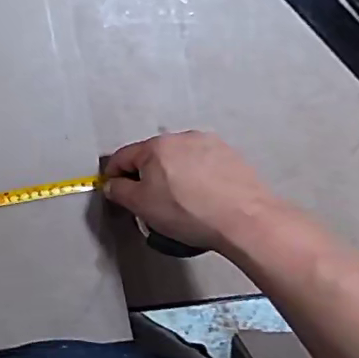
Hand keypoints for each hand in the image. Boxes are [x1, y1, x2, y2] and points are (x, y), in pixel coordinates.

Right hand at [102, 131, 287, 252]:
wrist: (245, 220)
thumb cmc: (190, 212)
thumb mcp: (140, 205)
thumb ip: (118, 191)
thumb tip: (114, 185)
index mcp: (156, 146)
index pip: (122, 157)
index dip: (113, 176)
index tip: (116, 191)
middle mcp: (182, 137)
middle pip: (152, 156)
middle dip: (146, 177)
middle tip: (150, 203)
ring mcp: (210, 144)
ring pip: (178, 160)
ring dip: (172, 176)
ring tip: (180, 203)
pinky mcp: (231, 156)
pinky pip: (202, 165)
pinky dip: (196, 179)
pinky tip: (202, 199)